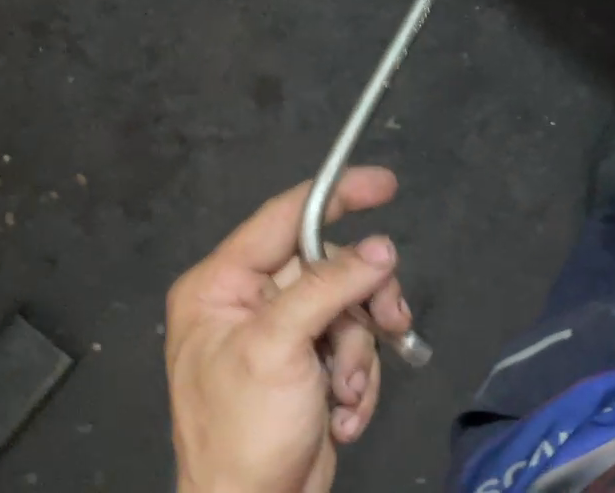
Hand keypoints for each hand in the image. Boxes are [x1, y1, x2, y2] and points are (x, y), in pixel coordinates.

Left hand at [166, 167, 412, 492]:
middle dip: (362, 303)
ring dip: (360, 350)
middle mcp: (251, 301)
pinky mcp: (308, 363)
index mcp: (222, 285)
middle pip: (332, 266)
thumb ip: (330, 287)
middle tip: (391, 321)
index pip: (287, 217)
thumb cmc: (244, 430)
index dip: (339, 195)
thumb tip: (383, 248)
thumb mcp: (279, 348)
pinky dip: (358, 376)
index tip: (386, 185)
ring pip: (350, 306)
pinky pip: (353, 343)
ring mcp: (282, 333)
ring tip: (348, 390)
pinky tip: (341, 412)